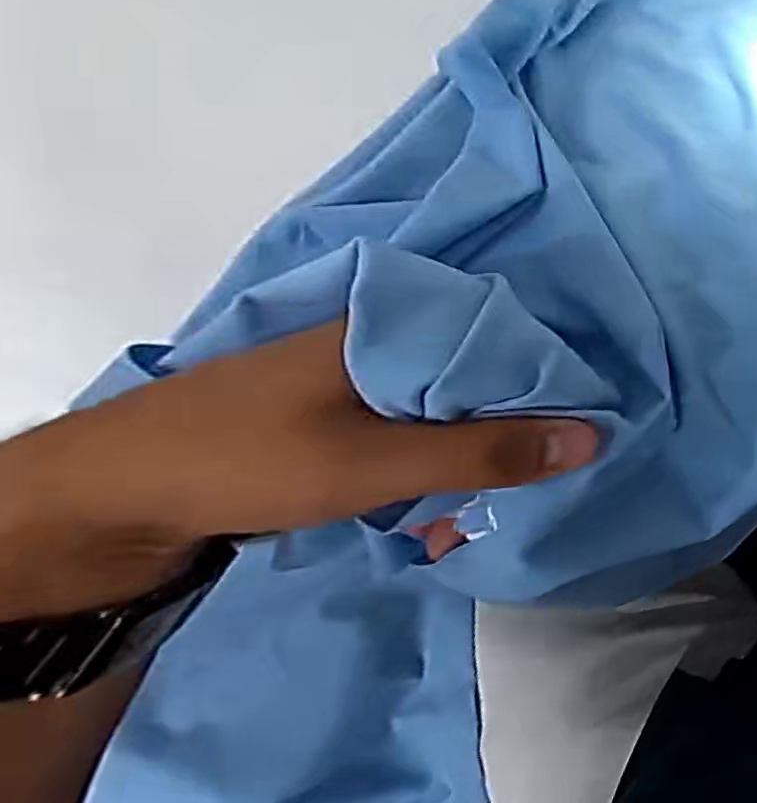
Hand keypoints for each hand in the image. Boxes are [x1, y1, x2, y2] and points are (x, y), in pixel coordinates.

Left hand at [0, 321, 600, 620]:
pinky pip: (427, 418)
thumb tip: (593, 438)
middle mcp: (397, 333)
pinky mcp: (354, 399)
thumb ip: (487, 452)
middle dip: (510, 432)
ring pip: (460, 401)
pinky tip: (432, 494)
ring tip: (466, 505)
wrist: (93, 504)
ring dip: (474, 450)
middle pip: (490, 375)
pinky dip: (441, 453)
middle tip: (516, 486)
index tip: (573, 438)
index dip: (551, 389)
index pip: (515, 345)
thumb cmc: (243, 463)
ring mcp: (373, 366)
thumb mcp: (375, 465)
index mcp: (406, 322)